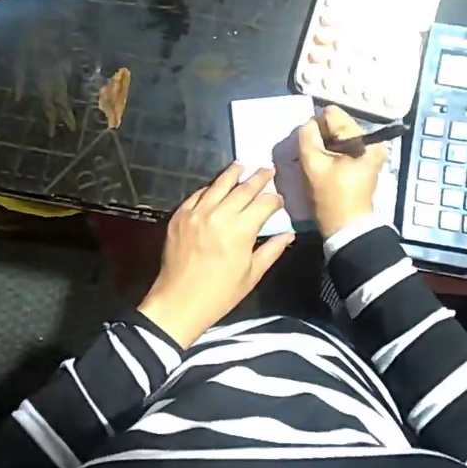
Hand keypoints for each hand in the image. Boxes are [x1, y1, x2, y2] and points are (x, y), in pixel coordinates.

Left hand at [139, 165, 294, 346]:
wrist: (178, 302)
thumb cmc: (220, 294)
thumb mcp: (252, 275)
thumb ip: (271, 250)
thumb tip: (288, 234)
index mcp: (240, 230)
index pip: (264, 203)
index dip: (275, 199)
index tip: (279, 199)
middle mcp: (219, 214)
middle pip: (243, 188)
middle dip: (259, 178)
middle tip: (268, 169)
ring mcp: (196, 212)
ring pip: (218, 184)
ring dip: (233, 174)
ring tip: (243, 165)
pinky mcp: (180, 216)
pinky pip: (197, 194)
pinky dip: (210, 188)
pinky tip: (216, 186)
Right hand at [297, 105, 385, 236]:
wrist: (346, 228)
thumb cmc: (331, 197)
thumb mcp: (314, 165)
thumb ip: (307, 137)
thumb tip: (308, 123)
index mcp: (365, 140)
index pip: (333, 115)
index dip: (316, 127)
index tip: (310, 146)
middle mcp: (372, 141)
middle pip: (338, 124)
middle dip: (322, 137)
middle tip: (313, 157)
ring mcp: (370, 151)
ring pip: (339, 135)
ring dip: (325, 146)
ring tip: (318, 163)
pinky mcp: (364, 161)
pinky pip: (343, 147)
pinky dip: (331, 153)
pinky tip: (325, 166)